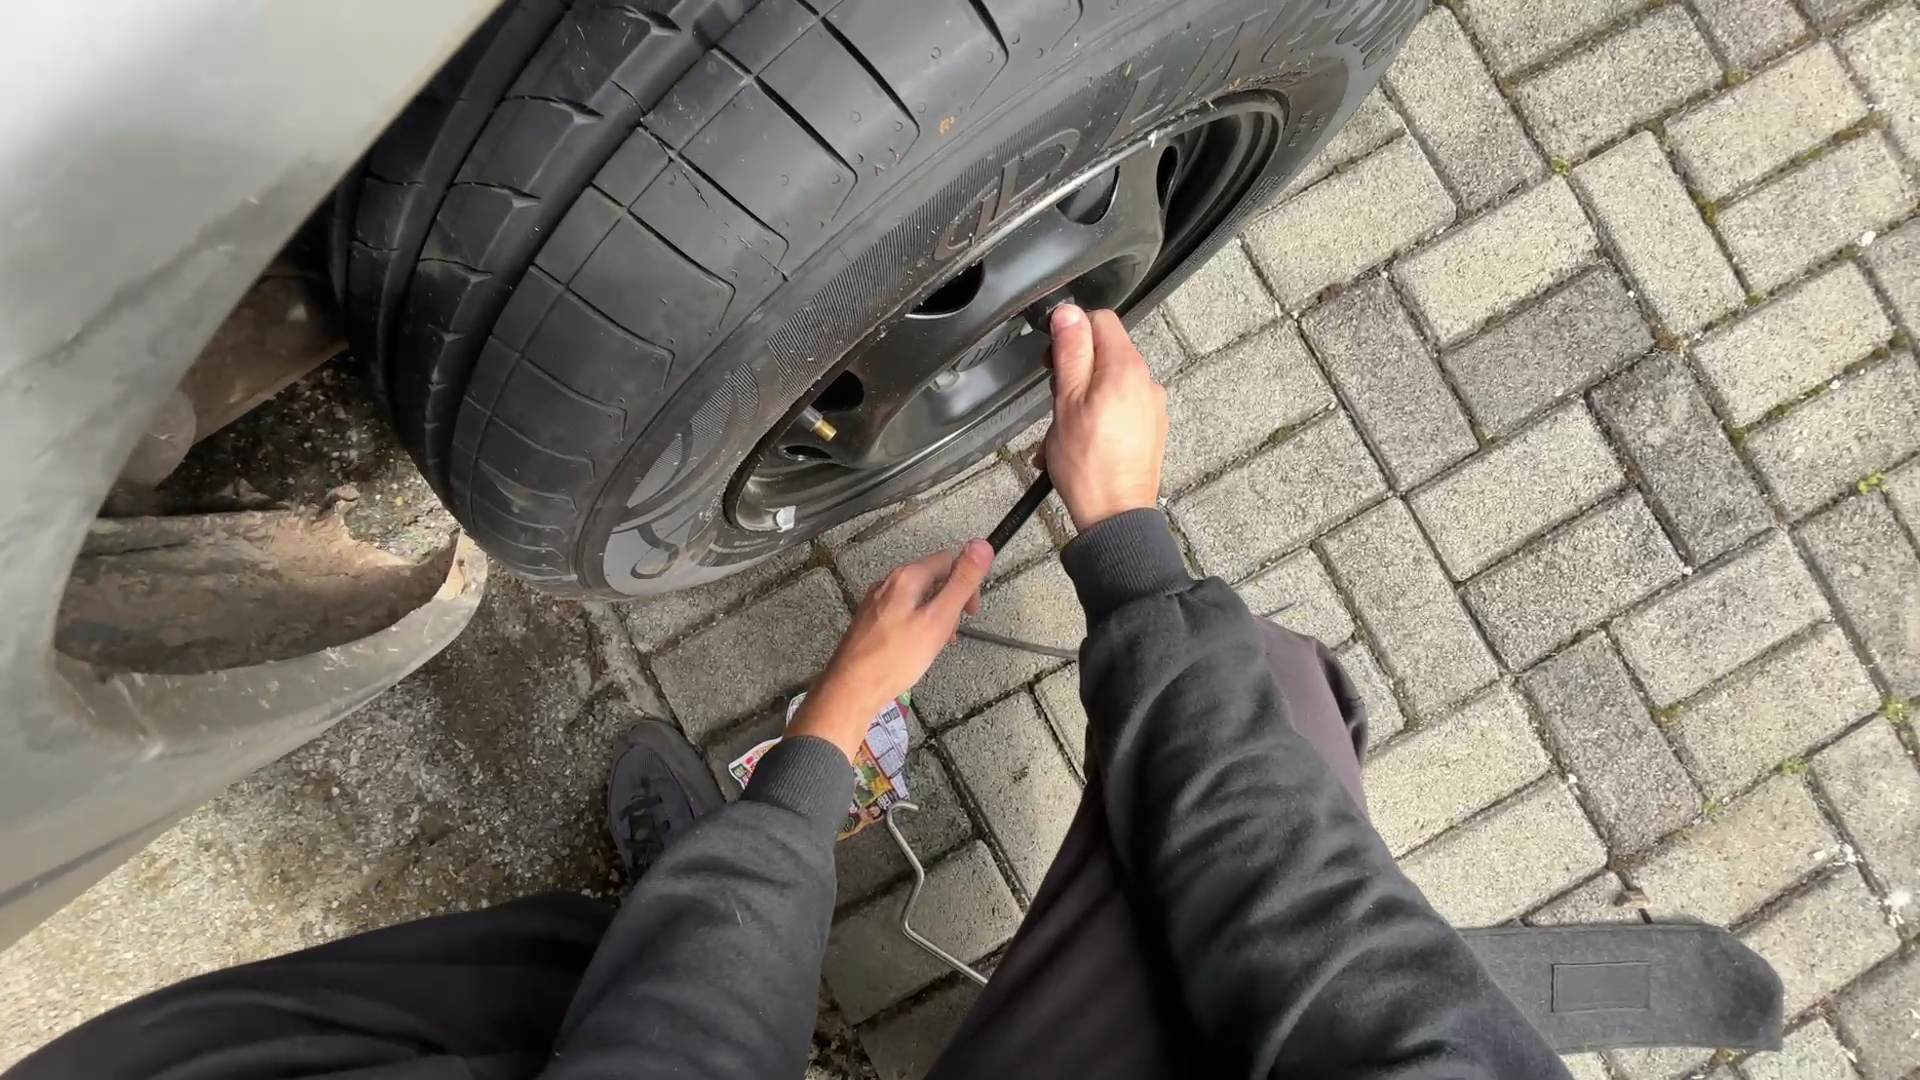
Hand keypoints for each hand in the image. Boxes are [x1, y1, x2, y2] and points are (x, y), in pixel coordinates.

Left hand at [788, 540, 993, 759]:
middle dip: (949, 603)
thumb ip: (962, 582)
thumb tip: (982, 545)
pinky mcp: (871, 620)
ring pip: (918, 599)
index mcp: (906, 577)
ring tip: (933, 645)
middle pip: (932, 579)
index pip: (948, 561)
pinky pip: (903, 614)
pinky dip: (916, 626)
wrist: (852, 688)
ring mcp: (877, 602)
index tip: (969, 612)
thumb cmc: (895, 658)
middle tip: (950, 633)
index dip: (966, 584)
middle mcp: (888, 583)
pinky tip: (915, 649)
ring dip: (934, 617)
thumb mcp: (939, 619)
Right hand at [1040, 305, 1167, 529]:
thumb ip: (1070, 354)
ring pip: (1111, 384)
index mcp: (1126, 368)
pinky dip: (1099, 418)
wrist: (1115, 515)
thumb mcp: (1066, 403)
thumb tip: (1068, 314)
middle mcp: (1147, 382)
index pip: (1101, 320)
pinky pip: (1121, 410)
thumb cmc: (1089, 467)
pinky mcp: (1151, 430)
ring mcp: (1152, 407)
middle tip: (1056, 401)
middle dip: (1076, 371)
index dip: (1071, 333)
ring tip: (1064, 431)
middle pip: (1106, 353)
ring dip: (1084, 398)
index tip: (1054, 361)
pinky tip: (1081, 443)